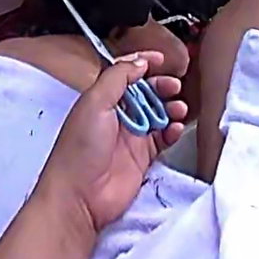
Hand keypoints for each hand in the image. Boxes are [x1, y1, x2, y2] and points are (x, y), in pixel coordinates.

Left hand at [34, 50, 189, 230]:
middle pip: (147, 92)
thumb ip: (118, 77)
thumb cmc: (80, 150)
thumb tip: (140, 62)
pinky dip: (173, 131)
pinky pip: (164, 138)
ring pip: (159, 113)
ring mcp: (131, 136)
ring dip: (171, 107)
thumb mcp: (95, 102)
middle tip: (174, 86)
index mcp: (102, 99)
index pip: (127, 74)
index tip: (161, 59)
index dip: (144, 64)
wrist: (78, 198)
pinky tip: (176, 129)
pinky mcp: (142, 157)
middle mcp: (117, 115)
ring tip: (179, 108)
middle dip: (162, 85)